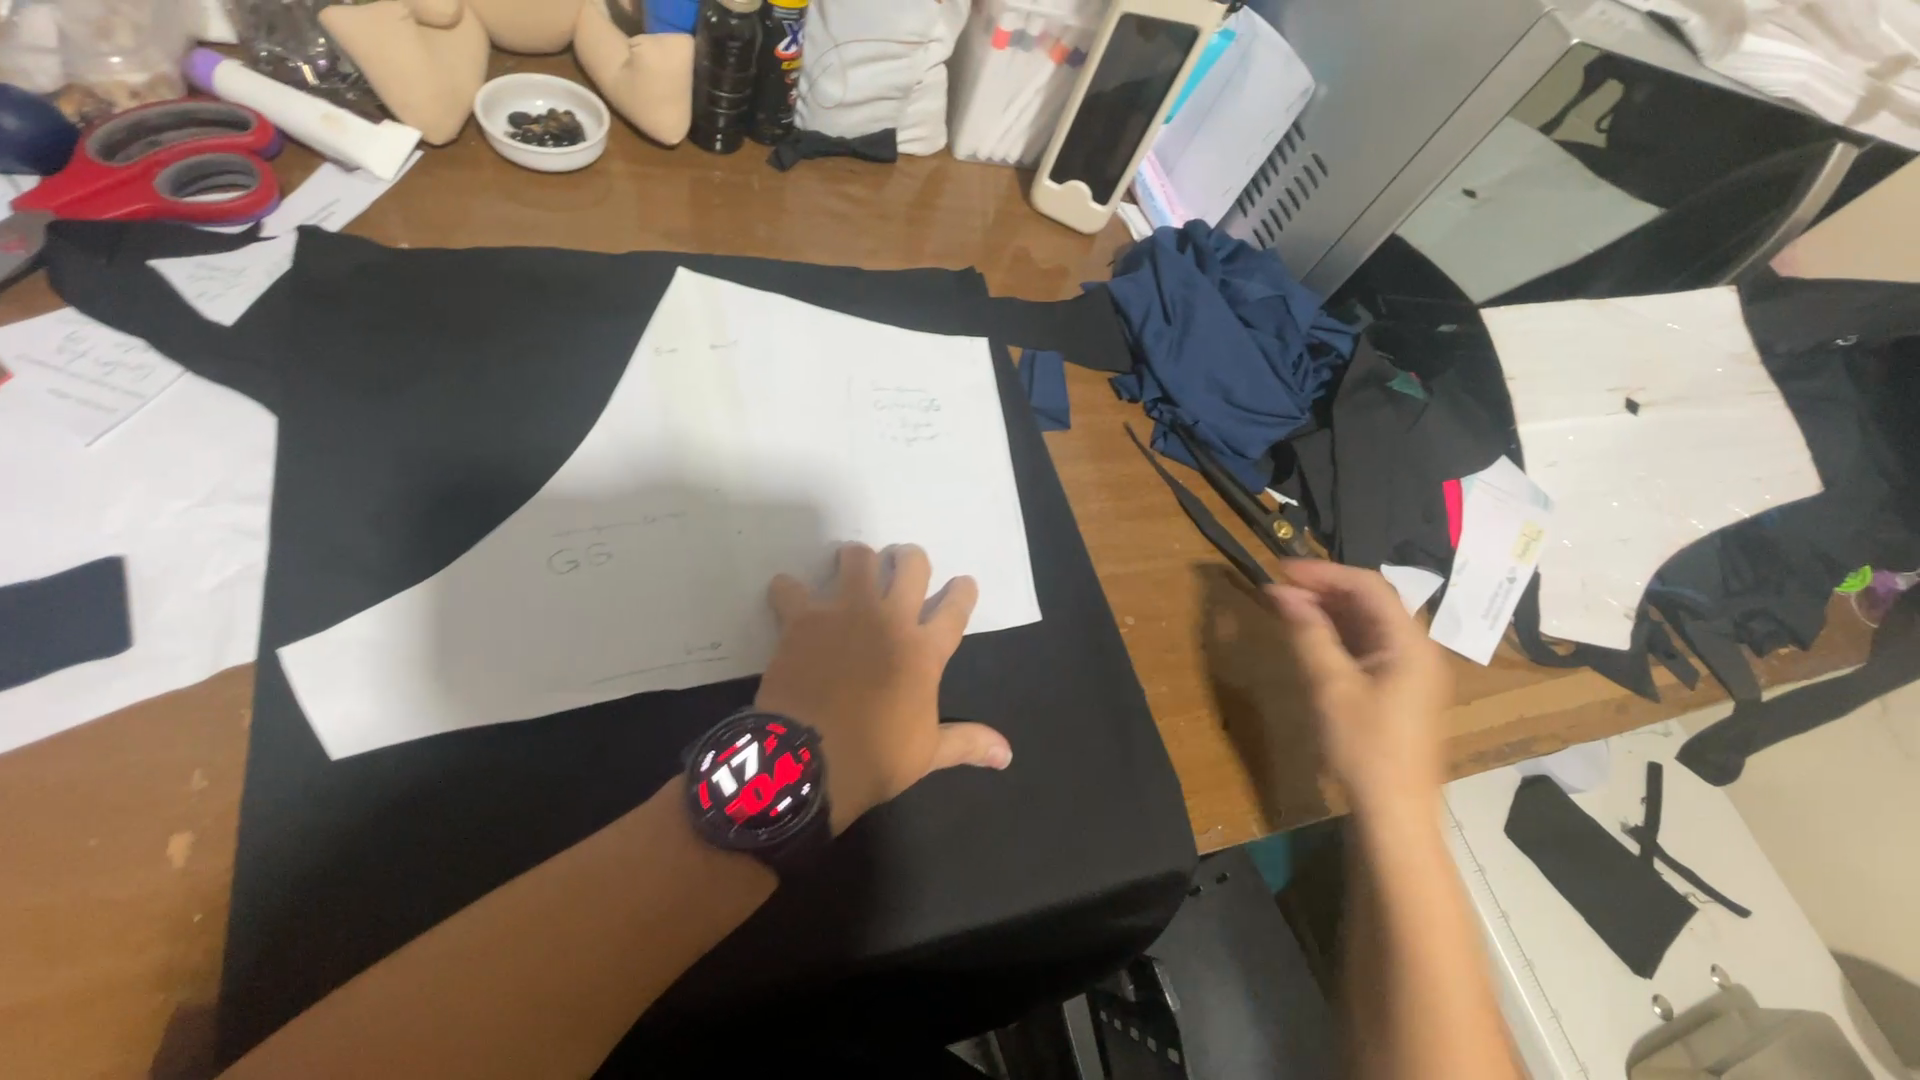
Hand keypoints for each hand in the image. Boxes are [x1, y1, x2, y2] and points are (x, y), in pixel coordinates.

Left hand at [756, 543, 1011, 834]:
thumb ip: (967, 743)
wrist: (807, 762)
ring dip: (857, 559)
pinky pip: (790, 587)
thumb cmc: (874, 758)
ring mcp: (844, 614)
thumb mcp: (927, 754)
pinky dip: (787, 589)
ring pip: (858, 558)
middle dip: (910, 559)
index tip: (963, 583)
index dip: (962, 592)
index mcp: (926, 652)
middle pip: (912, 565)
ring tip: (852, 568)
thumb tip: (1006, 754)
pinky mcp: (802, 619)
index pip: (955, 608)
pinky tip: (787, 595)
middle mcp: (890, 620)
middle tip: (901, 567)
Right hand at [1263, 559, 1451, 818]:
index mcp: (1410, 643)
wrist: (1395, 810)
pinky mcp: (1400, 687)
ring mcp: (1411, 669)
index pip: (1369, 586)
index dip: (1324, 572)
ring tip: (1288, 608)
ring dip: (1330, 610)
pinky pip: (1371, 645)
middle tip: (1280, 589)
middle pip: (1372, 601)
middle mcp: (1417, 649)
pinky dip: (1340, 634)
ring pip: (1370, 623)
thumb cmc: (1365, 748)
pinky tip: (1312, 637)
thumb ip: (1308, 633)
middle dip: (1325, 589)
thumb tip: (1280, 592)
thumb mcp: (1330, 686)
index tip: (1282, 570)